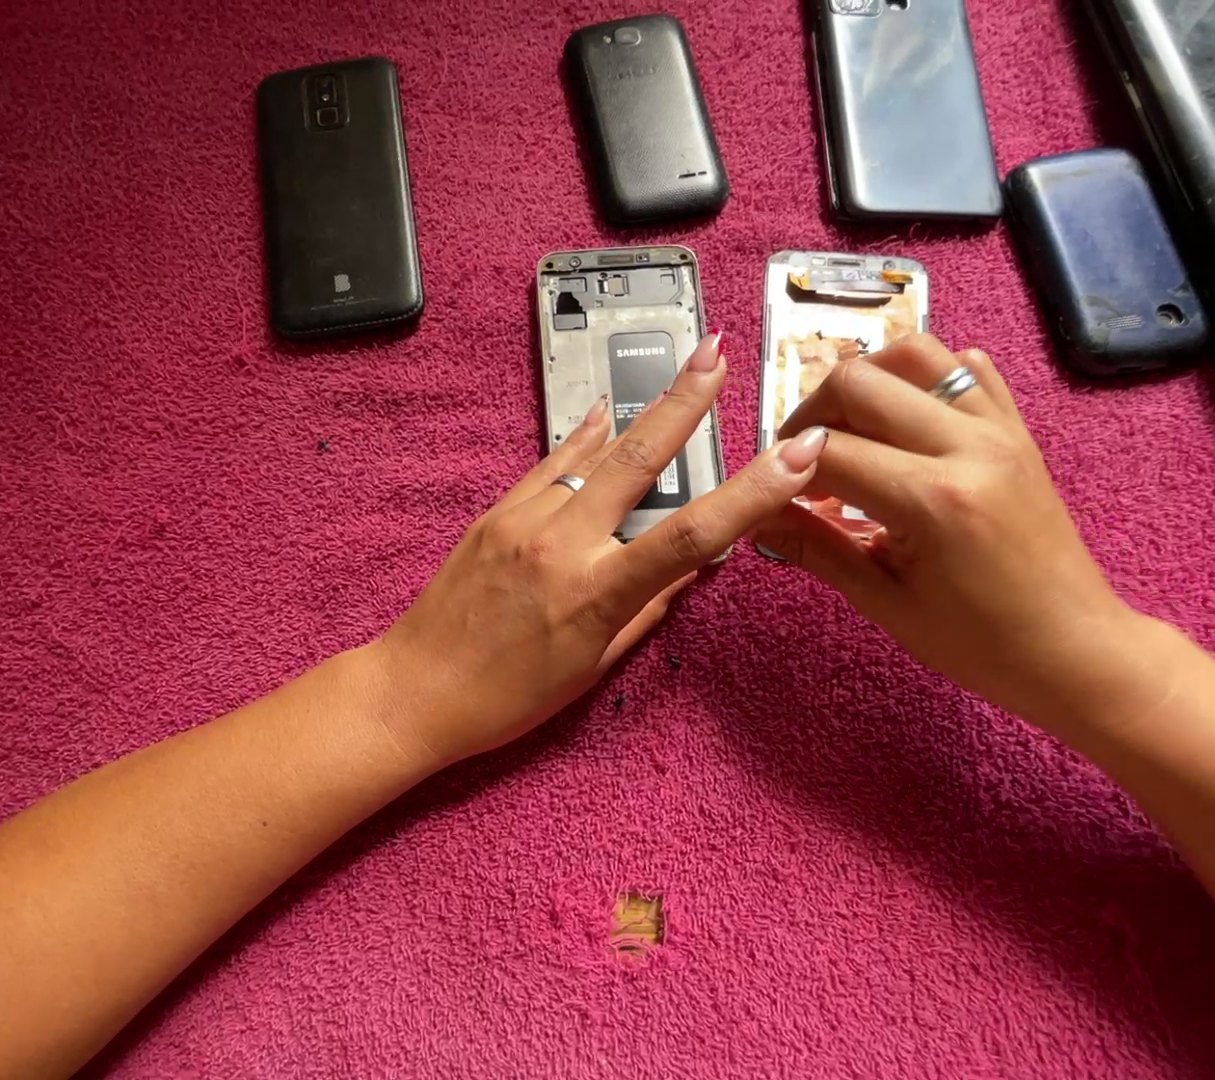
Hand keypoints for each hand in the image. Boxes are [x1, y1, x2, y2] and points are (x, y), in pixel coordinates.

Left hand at [372, 333, 829, 767]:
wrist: (415, 688)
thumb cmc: (508, 697)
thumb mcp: (590, 668)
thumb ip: (643, 611)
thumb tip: (688, 569)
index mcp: (595, 595)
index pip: (691, 535)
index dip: (753, 492)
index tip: (799, 453)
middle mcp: (560, 545)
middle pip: (635, 460)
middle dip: (683, 402)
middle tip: (716, 351)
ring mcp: (520, 521)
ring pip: (588, 456)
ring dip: (635, 419)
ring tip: (677, 376)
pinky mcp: (492, 514)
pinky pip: (547, 467)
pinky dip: (578, 440)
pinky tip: (599, 415)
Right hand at [753, 334, 1141, 723]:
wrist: (1077, 651)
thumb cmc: (977, 643)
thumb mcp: (883, 601)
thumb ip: (815, 546)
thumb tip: (755, 518)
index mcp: (933, 499)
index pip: (828, 452)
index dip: (780, 468)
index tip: (769, 495)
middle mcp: (968, 446)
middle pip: (861, 380)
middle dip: (811, 415)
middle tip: (801, 464)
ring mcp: (999, 431)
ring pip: (914, 354)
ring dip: (863, 382)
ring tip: (846, 431)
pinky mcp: (1016, 431)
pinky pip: (966, 372)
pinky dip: (922, 380)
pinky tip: (900, 420)